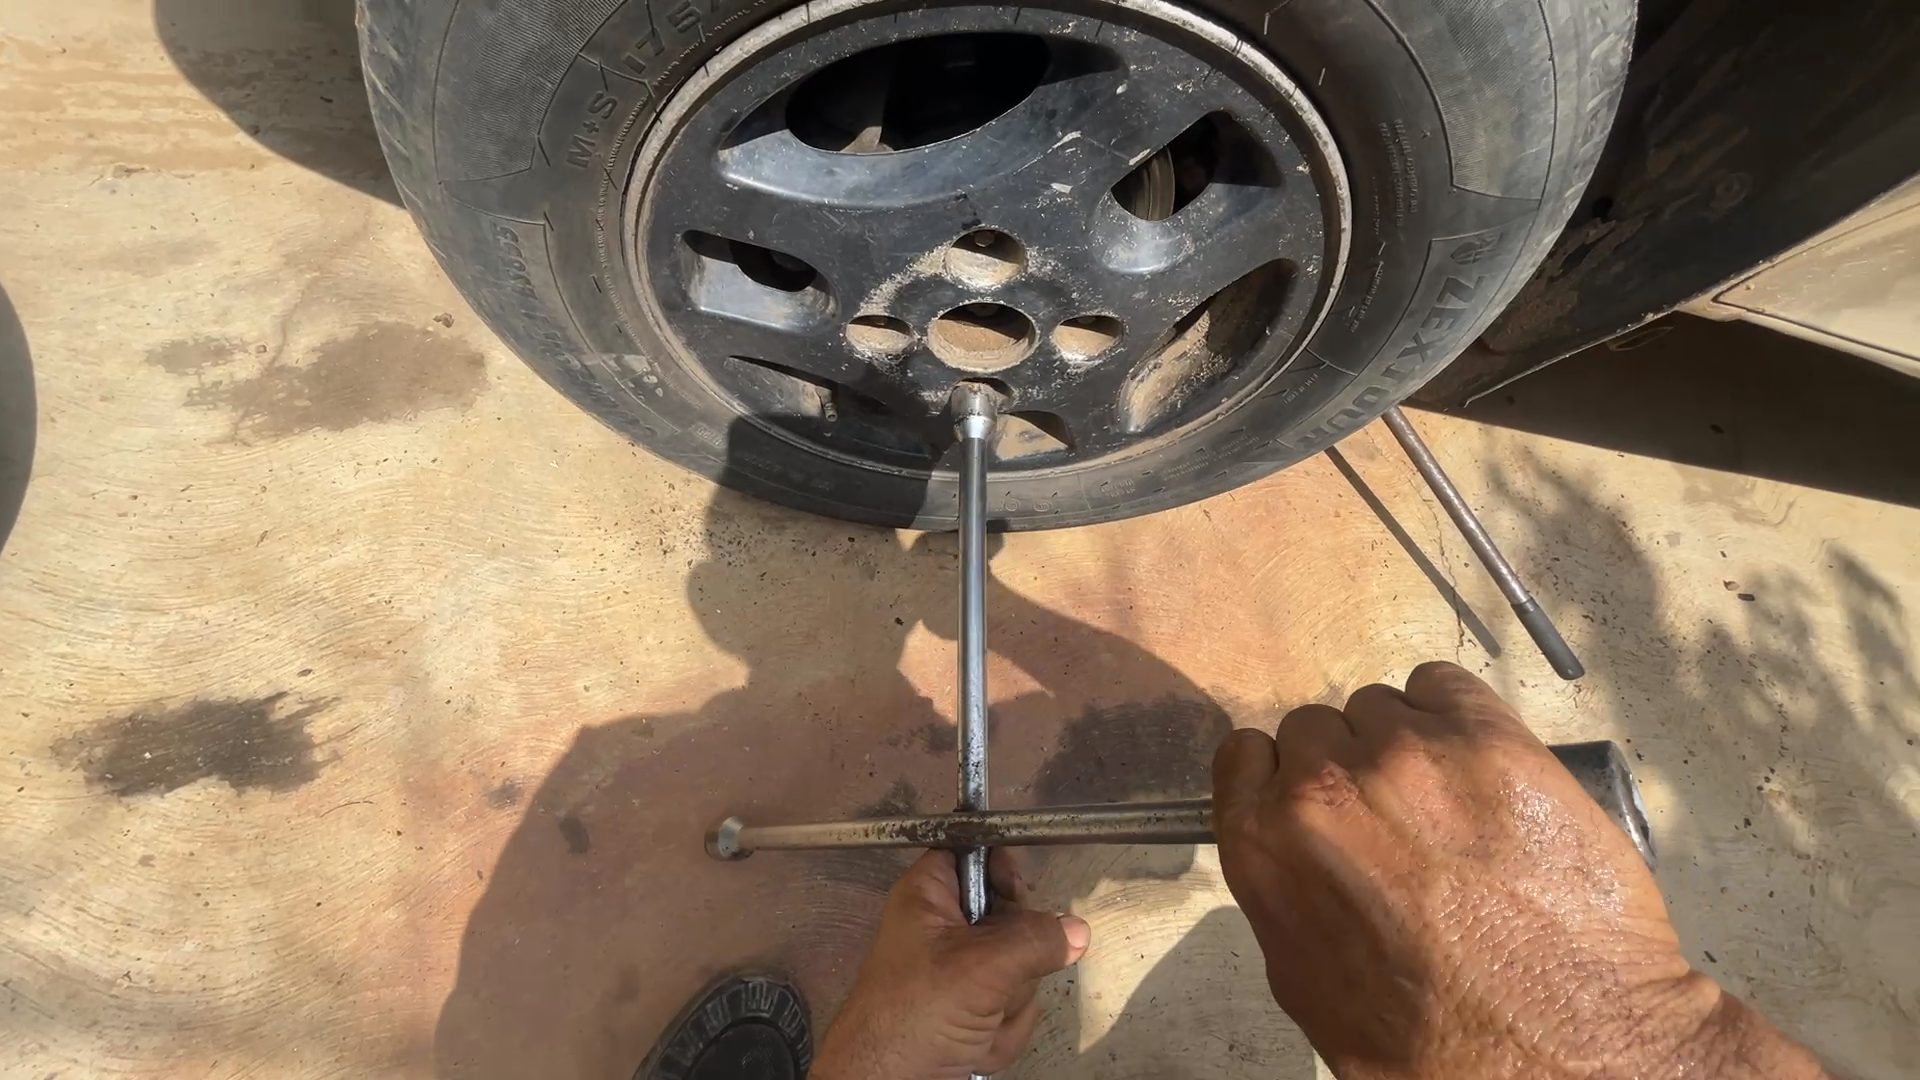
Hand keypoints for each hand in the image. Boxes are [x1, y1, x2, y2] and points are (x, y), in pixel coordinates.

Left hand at [811, 849, 1090, 1079]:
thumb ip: (1034, 941)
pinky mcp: (973, 1009)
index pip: (977, 852)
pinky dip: (1002, 1032)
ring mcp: (962, 970)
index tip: (1015, 892)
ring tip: (976, 1023)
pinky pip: (1013, 1005)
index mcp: (931, 893)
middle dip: (1014, 958)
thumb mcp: (979, 968)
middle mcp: (947, 924)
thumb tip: (1077, 930)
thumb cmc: (914, 1013)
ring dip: (1008, 1003)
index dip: (1002, 867)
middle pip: (1012, 915)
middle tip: (992, 979)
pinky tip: (977, 1047)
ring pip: (1019, 966)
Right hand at [1213, 661, 1826, 1079]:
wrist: (1575, 1059)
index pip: (1245, 751)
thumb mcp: (1298, 975)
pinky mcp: (1488, 741)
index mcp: (1261, 838)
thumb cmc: (1425, 1041)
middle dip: (1345, 762)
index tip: (1314, 796)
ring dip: (1401, 741)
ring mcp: (1404, 755)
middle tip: (1395, 814)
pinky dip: (1451, 710)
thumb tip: (1281, 835)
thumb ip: (1272, 881)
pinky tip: (1477, 758)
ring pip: (1378, 706)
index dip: (1280, 772)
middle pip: (1313, 726)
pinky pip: (1442, 683)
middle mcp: (1319, 783)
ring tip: (1450, 798)